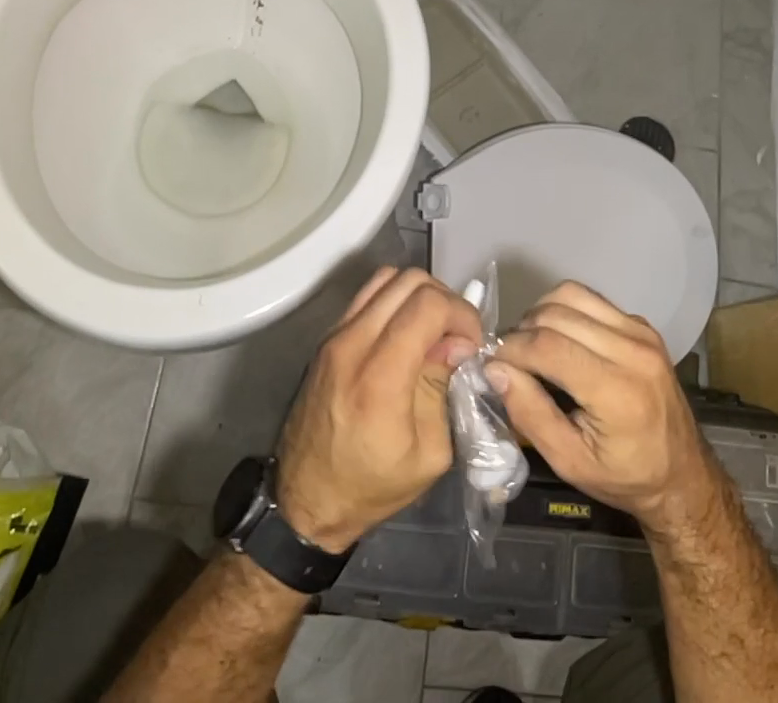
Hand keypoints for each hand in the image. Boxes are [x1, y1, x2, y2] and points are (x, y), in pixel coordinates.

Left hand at [275, 267, 481, 551]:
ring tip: (433, 334)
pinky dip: (395, 302)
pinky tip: (407, 337)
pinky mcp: (327, 340)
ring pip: (386, 279)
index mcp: (379, 378)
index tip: (471, 346)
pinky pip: (367, 297)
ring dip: (419, 297)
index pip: (428, 305)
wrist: (306, 498)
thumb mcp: (429, 453)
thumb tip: (458, 344)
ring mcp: (334, 338)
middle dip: (445, 301)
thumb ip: (443, 388)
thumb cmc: (372, 486)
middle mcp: (352, 345)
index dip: (461, 315)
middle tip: (457, 338)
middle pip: (409, 281)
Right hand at [485, 281, 720, 537]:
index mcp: (617, 390)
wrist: (682, 474)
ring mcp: (641, 333)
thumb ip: (529, 413)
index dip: (510, 350)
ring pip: (572, 294)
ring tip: (533, 348)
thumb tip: (494, 369)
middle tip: (509, 361)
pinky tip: (561, 343)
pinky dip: (566, 313)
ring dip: (541, 315)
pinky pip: (592, 301)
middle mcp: (633, 350)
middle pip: (555, 313)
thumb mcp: (568, 461)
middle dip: (520, 332)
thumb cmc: (624, 476)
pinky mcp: (643, 326)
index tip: (491, 366)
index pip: (547, 345)